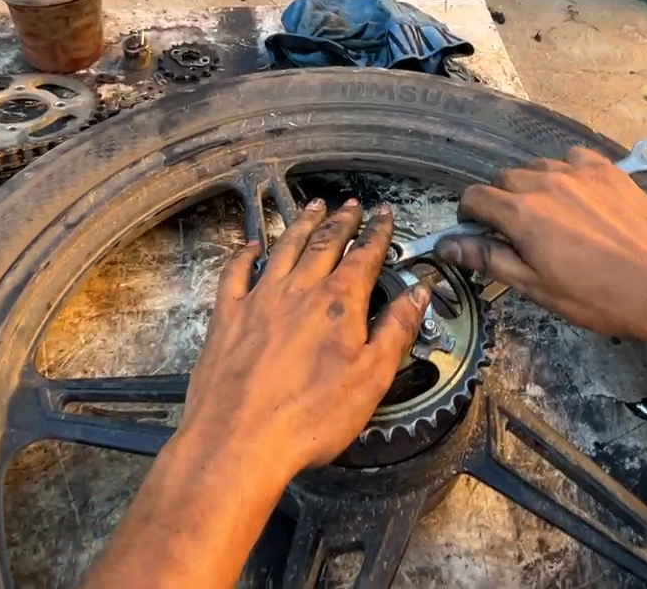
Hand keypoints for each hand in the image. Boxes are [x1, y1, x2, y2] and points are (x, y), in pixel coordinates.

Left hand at [179, 198, 428, 483]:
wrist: (238, 441)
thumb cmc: (310, 417)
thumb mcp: (371, 378)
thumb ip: (396, 329)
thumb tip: (419, 293)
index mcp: (338, 303)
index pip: (364, 256)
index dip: (377, 233)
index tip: (383, 215)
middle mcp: (299, 290)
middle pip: (325, 243)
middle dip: (342, 221)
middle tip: (351, 204)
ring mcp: (259, 299)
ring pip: (285, 248)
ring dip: (302, 224)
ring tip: (313, 206)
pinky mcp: (227, 316)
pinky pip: (235, 273)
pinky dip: (244, 254)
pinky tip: (250, 245)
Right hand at [442, 147, 646, 343]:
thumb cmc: (599, 296)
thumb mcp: (536, 287)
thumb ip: (489, 258)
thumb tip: (448, 244)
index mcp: (521, 212)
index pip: (475, 196)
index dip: (470, 215)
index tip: (480, 232)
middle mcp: (544, 181)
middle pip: (505, 178)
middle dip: (503, 201)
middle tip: (521, 232)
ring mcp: (578, 171)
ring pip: (538, 166)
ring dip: (534, 186)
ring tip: (554, 216)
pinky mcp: (608, 169)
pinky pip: (573, 157)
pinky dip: (567, 172)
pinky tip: (579, 195)